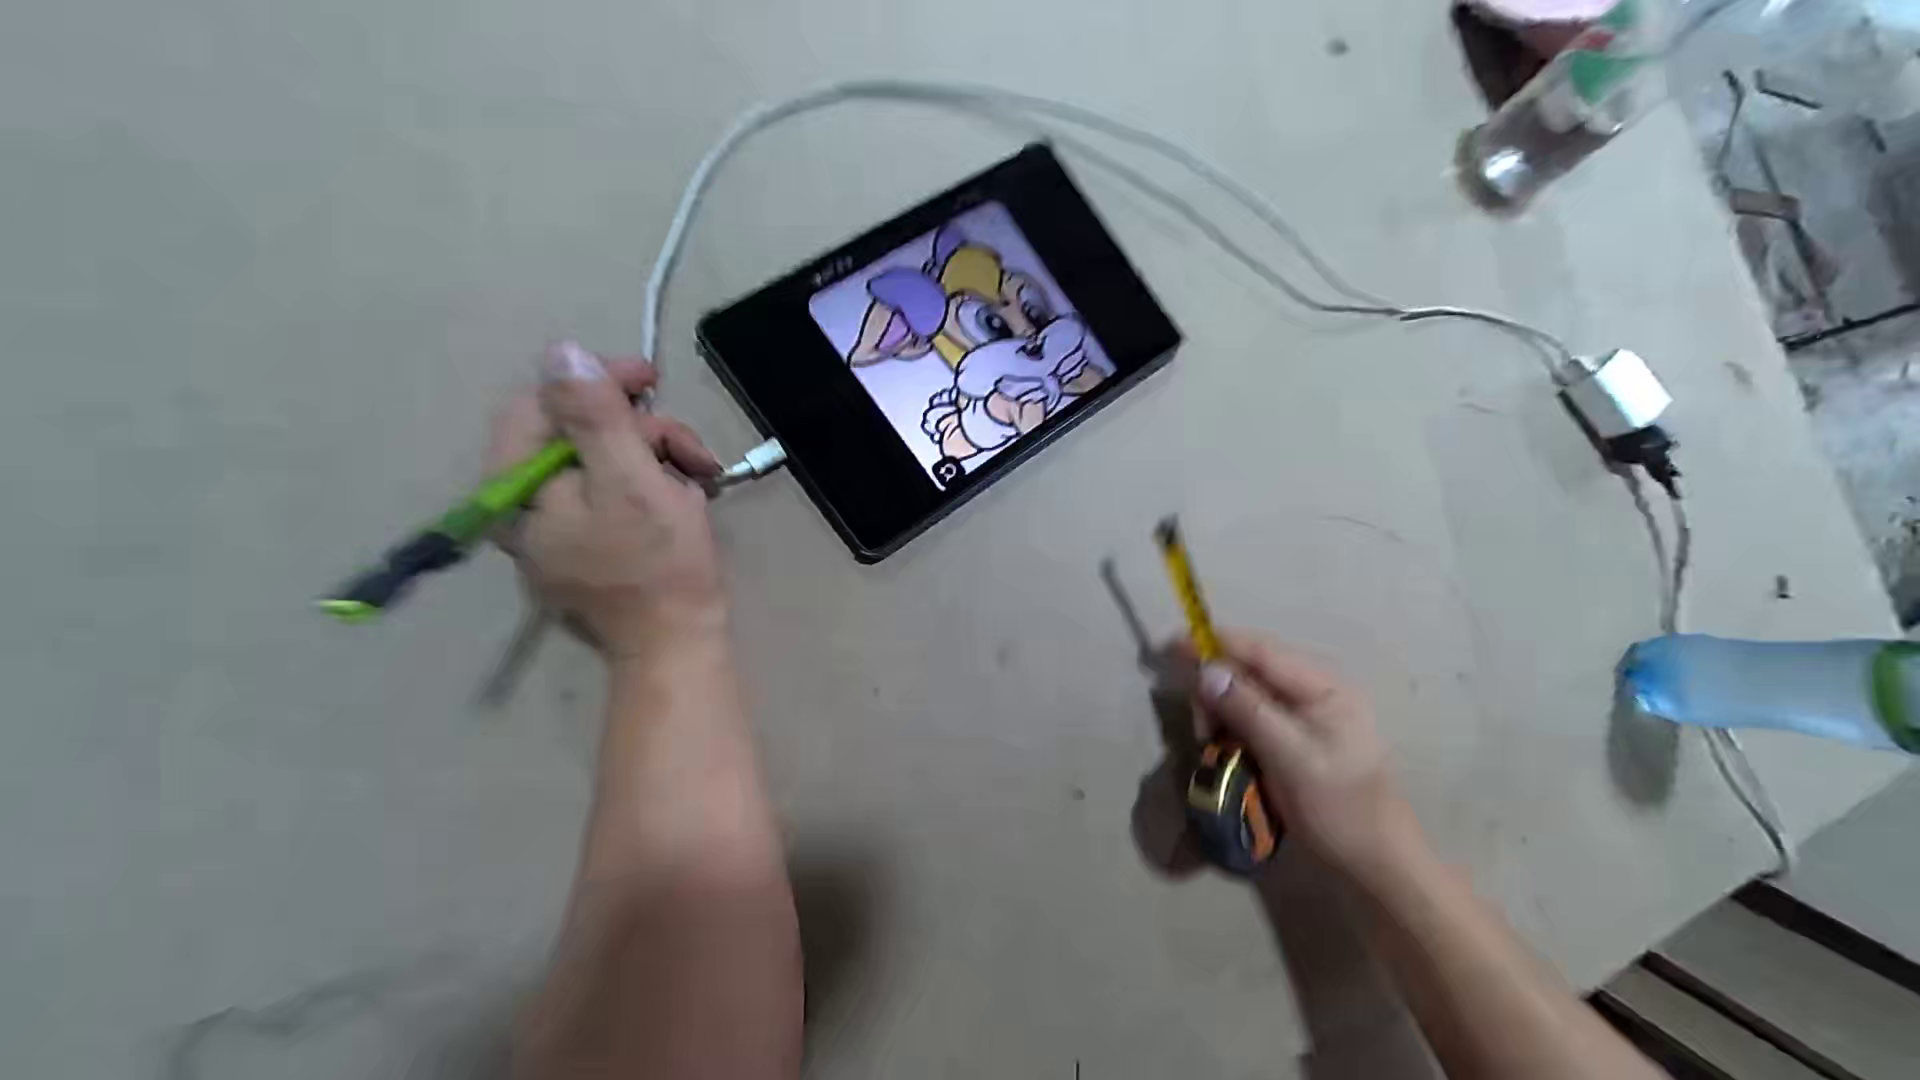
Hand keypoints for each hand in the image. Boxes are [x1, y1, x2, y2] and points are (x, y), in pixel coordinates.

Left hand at [489, 341, 726, 661]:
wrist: (675, 646)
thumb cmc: (659, 567)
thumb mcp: (633, 484)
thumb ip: (595, 418)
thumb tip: (563, 353)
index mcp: (520, 489)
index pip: (540, 404)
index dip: (596, 381)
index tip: (651, 380)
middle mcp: (524, 504)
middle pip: (576, 433)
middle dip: (642, 431)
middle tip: (693, 452)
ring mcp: (553, 528)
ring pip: (601, 460)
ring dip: (656, 457)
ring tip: (700, 481)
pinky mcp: (583, 545)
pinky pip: (611, 492)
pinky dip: (651, 485)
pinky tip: (684, 500)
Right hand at [1188, 630, 1424, 883]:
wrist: (1373, 862)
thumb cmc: (1338, 808)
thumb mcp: (1291, 757)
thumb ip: (1248, 710)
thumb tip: (1206, 671)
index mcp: (1324, 686)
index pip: (1260, 650)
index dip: (1215, 643)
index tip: (1172, 645)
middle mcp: (1313, 689)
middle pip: (1248, 667)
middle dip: (1215, 687)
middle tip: (1200, 725)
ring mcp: (1303, 711)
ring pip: (1243, 691)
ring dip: (1218, 710)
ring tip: (1209, 741)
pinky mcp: (1291, 732)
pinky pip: (1247, 714)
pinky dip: (1228, 725)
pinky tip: (1222, 746)